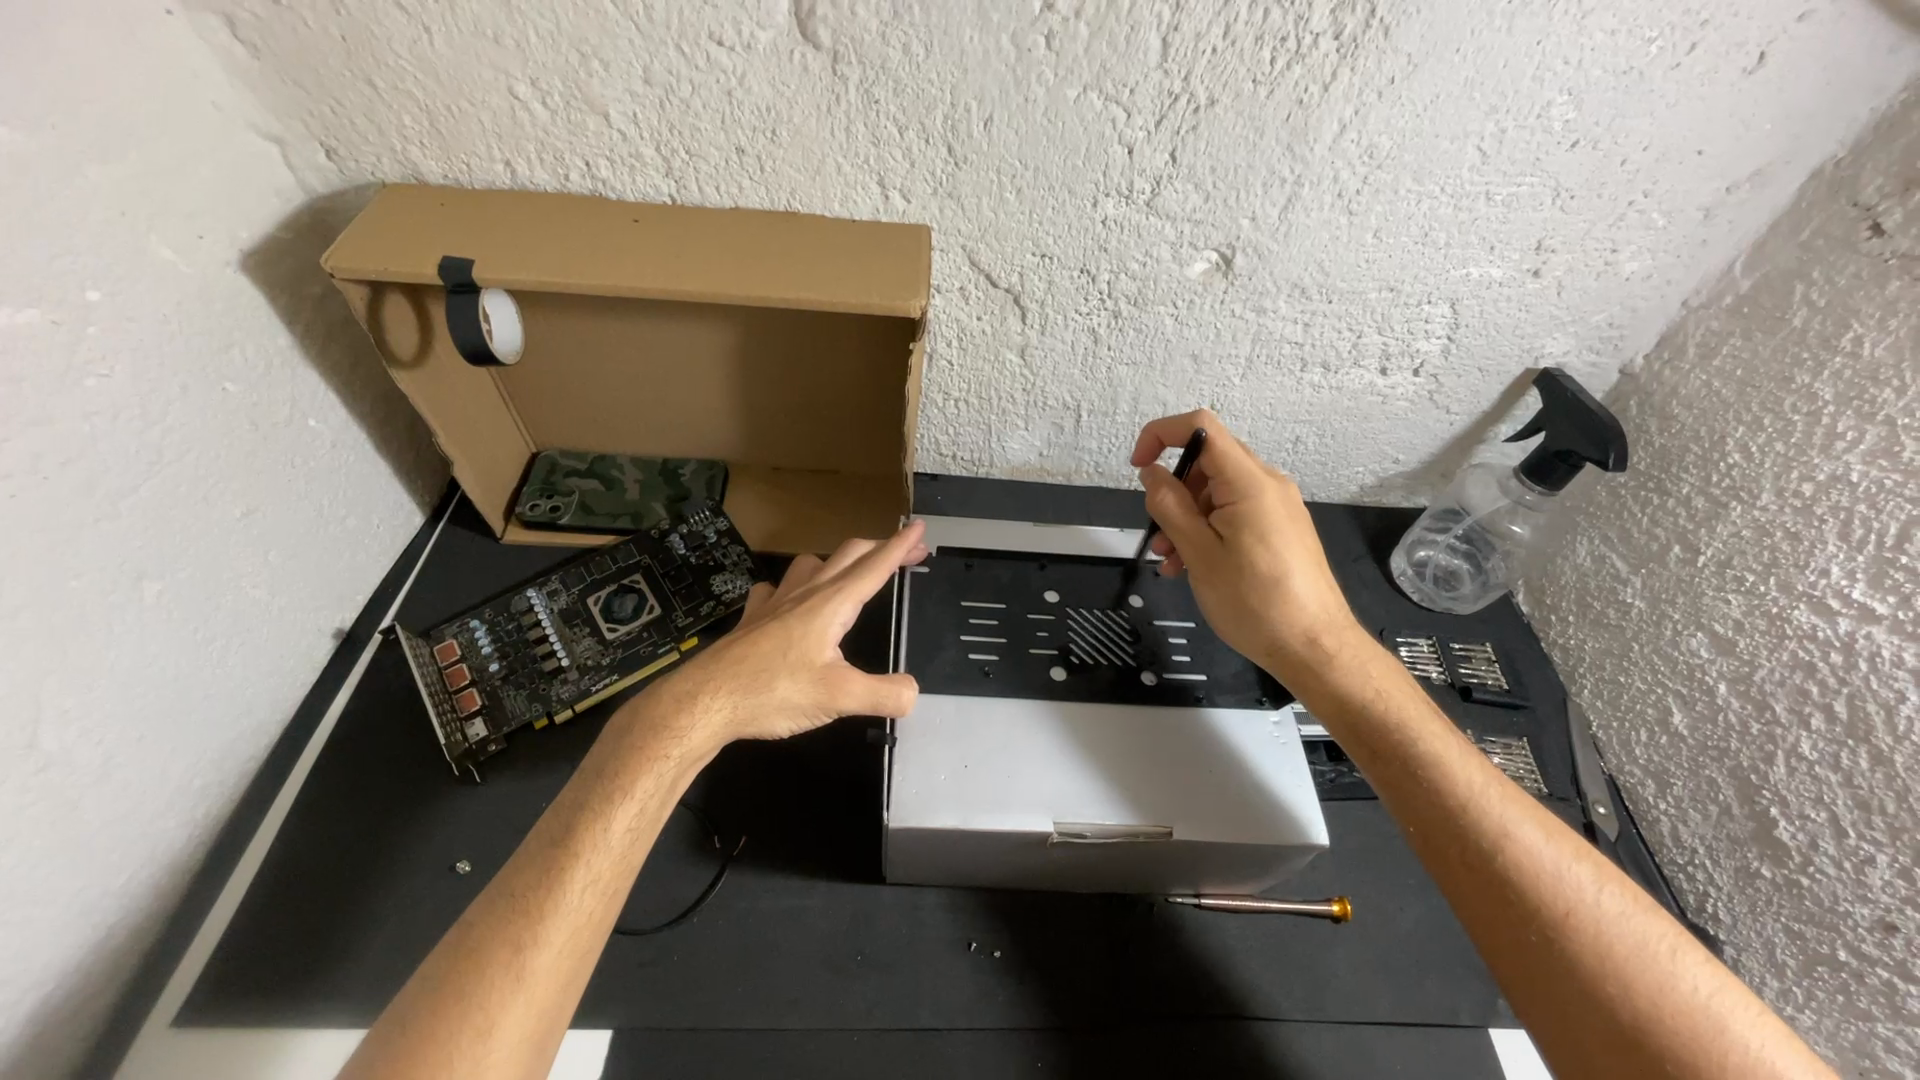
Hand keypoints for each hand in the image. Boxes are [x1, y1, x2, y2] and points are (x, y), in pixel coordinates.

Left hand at [652, 521, 928, 751]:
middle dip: (880, 548)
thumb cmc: (773, 693)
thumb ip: (884, 695)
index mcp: (831, 604)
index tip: (920, 528)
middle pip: (848, 555)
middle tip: (905, 552)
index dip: (900, 547)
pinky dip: (792, 587)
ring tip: (850, 572)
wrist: (704, 701)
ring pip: (810, 565)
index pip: (874, 566)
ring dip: (837, 561)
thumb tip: (912, 693)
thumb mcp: (840, 699)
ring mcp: (775, 603)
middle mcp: (805, 594)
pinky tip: (789, 601)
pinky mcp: (753, 620)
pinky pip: (776, 589)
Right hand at [1132, 410, 1367, 682]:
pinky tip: (1193, 567)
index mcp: (1249, 482)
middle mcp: (1268, 485)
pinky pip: (1234, 514)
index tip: (1137, 468)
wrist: (1314, 647)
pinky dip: (1207, 531)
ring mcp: (1277, 507)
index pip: (1200, 426)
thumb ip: (1171, 506)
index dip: (1161, 435)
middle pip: (1207, 463)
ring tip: (1171, 561)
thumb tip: (1151, 473)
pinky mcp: (1280, 529)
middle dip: (1172, 491)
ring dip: (1185, 518)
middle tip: (1157, 535)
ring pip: (1217, 493)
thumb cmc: (1254, 602)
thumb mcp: (1200, 554)